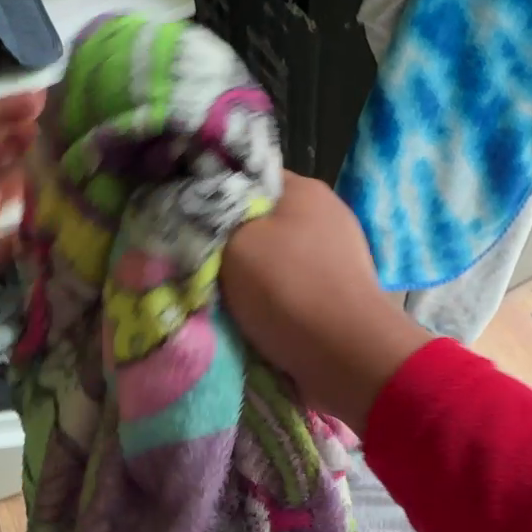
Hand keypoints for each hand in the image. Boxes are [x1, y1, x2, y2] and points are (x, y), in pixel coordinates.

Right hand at [223, 172, 431, 430]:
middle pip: (260, 221)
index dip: (211, 197)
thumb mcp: (232, 244)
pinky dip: (272, 301)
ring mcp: (338, 255)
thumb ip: (210, 224)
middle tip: (199, 267)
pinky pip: (292, 288)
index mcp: (303, 188)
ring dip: (249, 278)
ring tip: (223, 299)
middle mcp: (326, 213)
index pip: (246, 176)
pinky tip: (255, 318)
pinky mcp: (340, 293)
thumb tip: (198, 218)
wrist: (346, 355)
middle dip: (230, 244)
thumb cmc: (287, 289)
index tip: (185, 224)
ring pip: (275, 258)